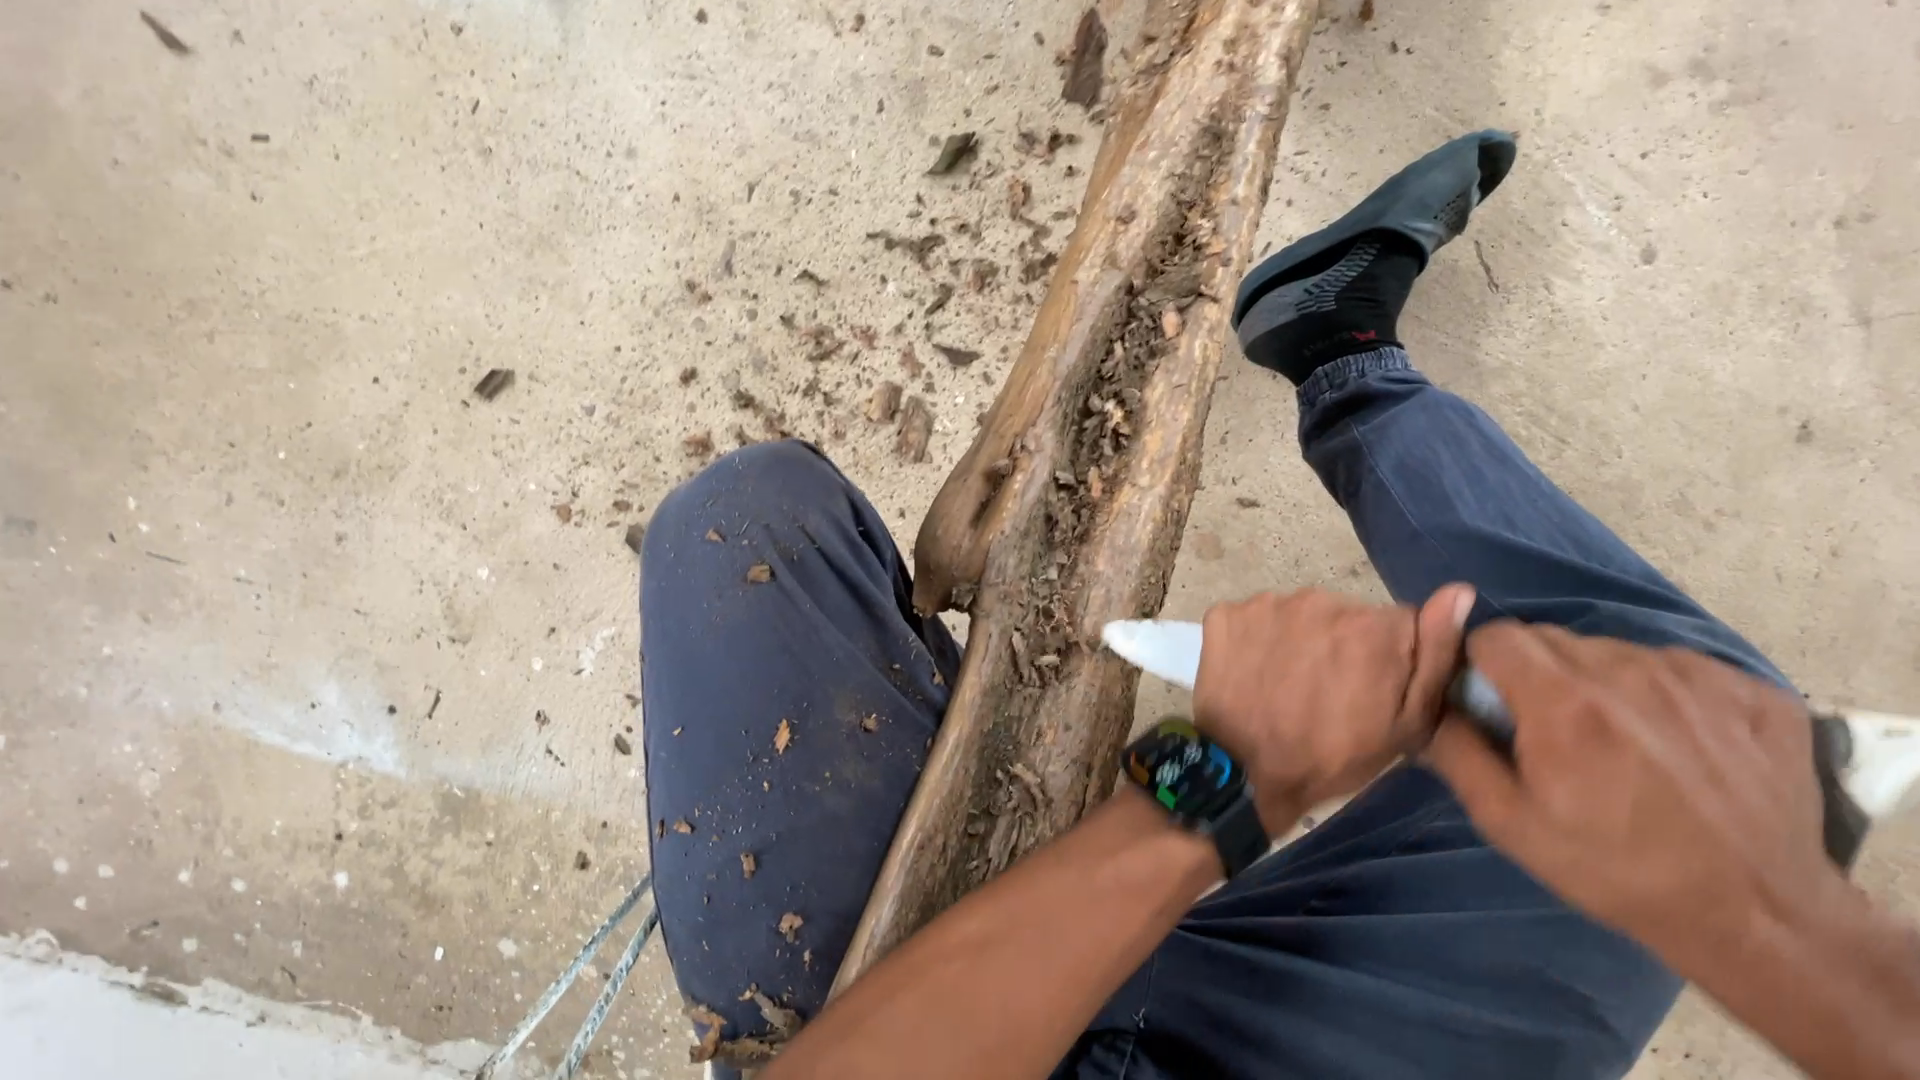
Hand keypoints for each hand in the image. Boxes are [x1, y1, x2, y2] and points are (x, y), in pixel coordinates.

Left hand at [1192, 584, 1475, 832]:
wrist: (1246, 772)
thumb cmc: (1335, 756)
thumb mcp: (1407, 723)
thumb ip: (1436, 653)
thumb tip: (1459, 591)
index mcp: (1373, 624)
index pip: (1398, 624)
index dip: (1389, 656)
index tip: (1371, 688)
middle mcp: (1321, 600)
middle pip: (1345, 615)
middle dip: (1343, 645)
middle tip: (1325, 692)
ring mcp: (1267, 604)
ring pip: (1299, 615)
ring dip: (1299, 640)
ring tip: (1288, 684)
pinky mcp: (1225, 614)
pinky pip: (1253, 620)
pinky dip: (1255, 640)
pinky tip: (1254, 673)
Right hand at [1424, 622, 1840, 977]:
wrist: (1756, 915)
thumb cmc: (1614, 870)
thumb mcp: (1509, 823)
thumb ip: (1455, 752)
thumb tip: (1428, 705)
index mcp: (1563, 704)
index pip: (1497, 636)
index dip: (1483, 663)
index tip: (1493, 700)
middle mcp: (1628, 673)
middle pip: (1554, 640)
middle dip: (1538, 673)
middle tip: (1554, 728)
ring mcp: (1699, 678)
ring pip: (1615, 650)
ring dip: (1600, 681)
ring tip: (1621, 739)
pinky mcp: (1753, 690)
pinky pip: (1681, 667)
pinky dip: (1665, 693)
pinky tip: (1678, 742)